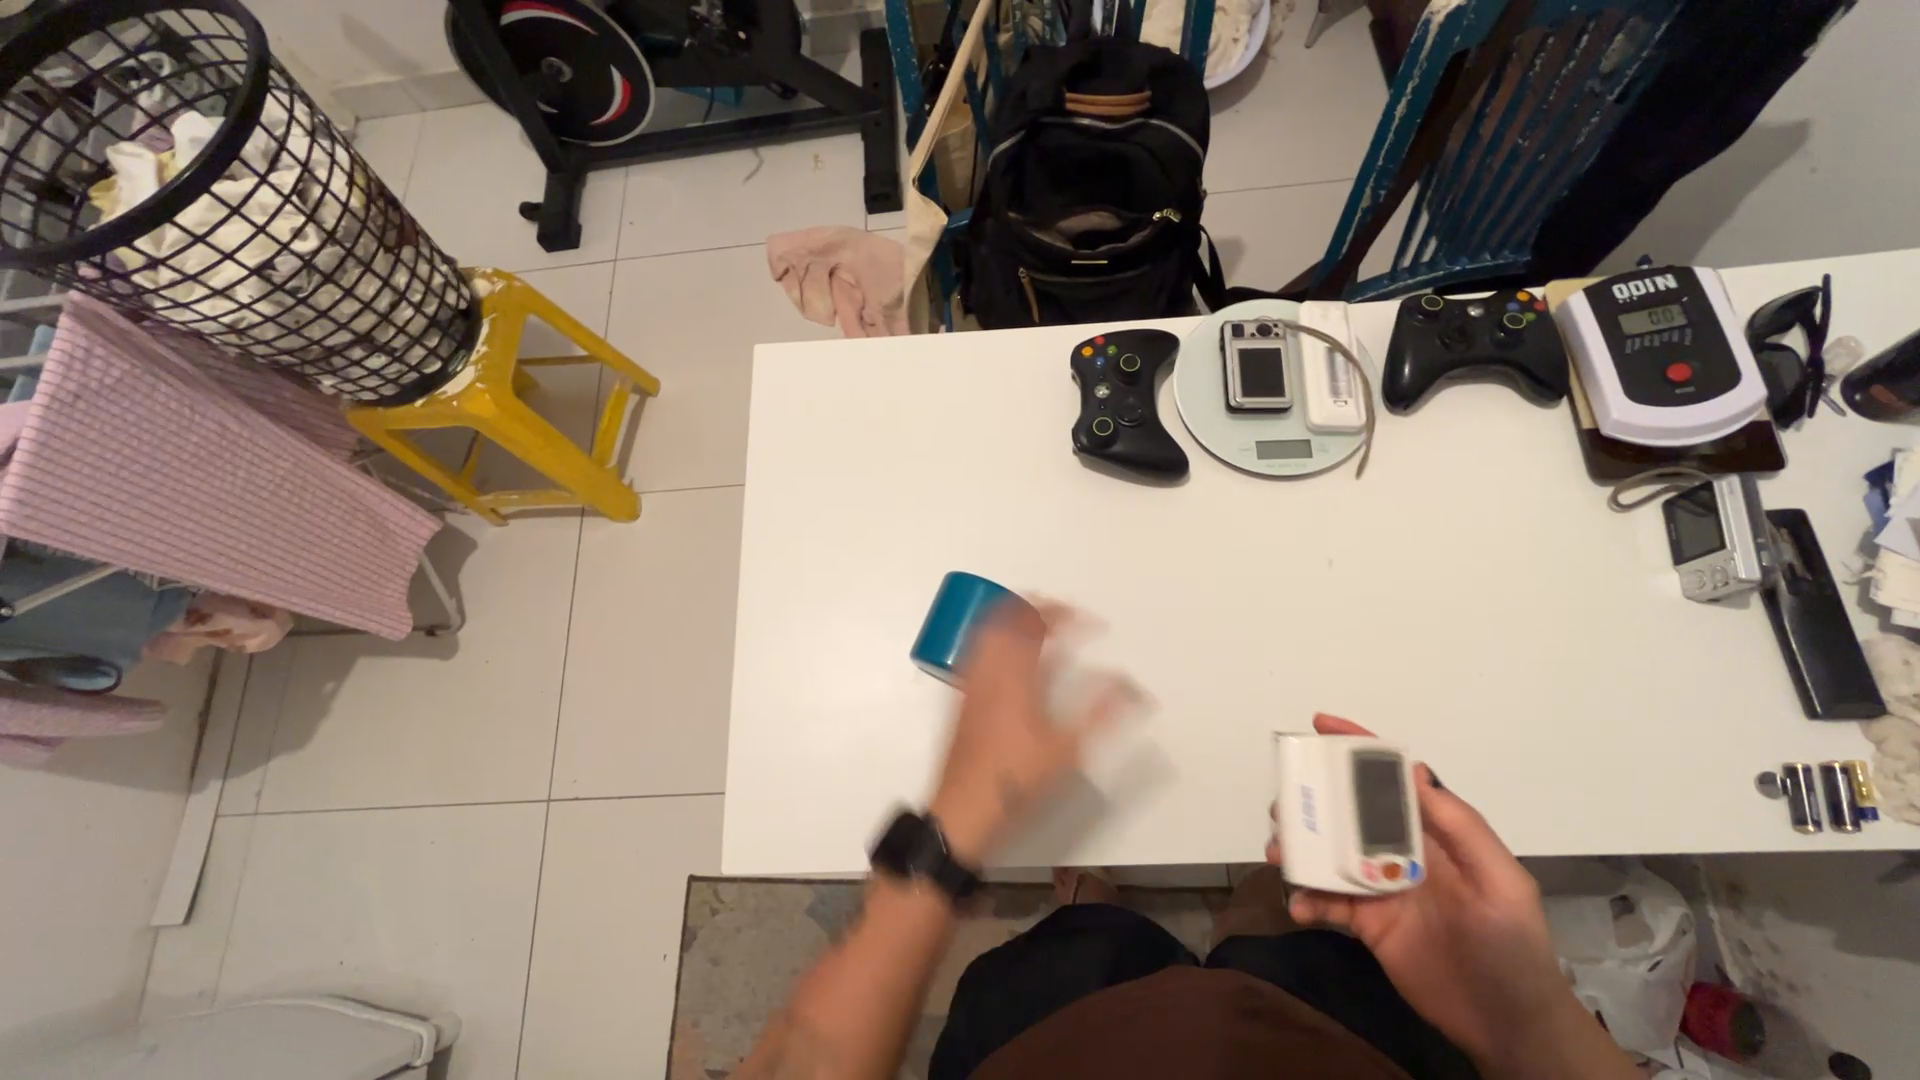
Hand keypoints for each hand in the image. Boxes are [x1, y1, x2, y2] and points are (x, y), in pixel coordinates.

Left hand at [928, 600, 1132, 864]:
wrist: (961, 810)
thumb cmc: (1016, 780)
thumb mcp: (1067, 751)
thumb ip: (1103, 713)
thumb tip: (1136, 688)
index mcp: (1016, 677)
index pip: (1040, 626)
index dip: (1068, 616)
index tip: (1094, 623)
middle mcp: (989, 670)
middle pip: (1007, 617)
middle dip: (1036, 606)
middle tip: (1062, 610)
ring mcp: (970, 681)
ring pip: (987, 630)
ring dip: (1013, 616)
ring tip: (1037, 619)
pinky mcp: (960, 696)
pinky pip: (975, 649)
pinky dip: (994, 635)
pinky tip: (1007, 653)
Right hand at [1271, 715, 1619, 1075]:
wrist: (1508, 1027)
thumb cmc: (1512, 949)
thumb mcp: (1500, 883)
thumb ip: (1460, 828)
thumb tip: (1413, 771)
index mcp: (1432, 835)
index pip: (1391, 782)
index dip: (1357, 750)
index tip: (1320, 727)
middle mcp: (1399, 853)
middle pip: (1346, 813)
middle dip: (1311, 802)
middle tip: (1284, 806)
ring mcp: (1378, 888)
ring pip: (1326, 854)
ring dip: (1298, 849)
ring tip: (1281, 855)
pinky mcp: (1364, 924)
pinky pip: (1324, 902)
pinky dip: (1305, 900)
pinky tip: (1299, 907)